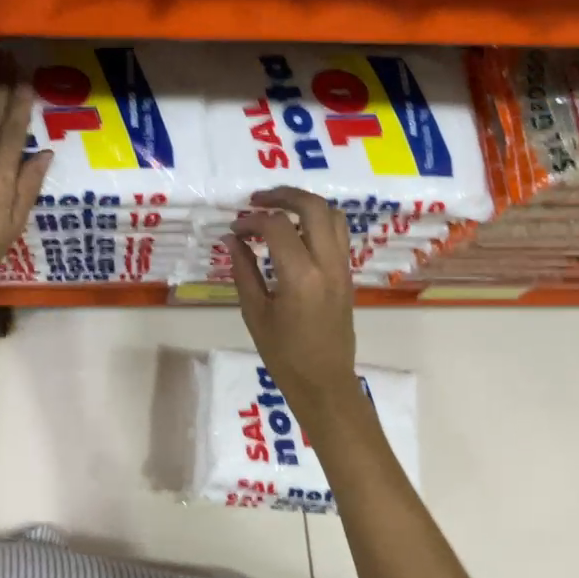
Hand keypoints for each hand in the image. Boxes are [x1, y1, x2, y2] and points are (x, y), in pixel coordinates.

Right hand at [227, 188, 361, 417]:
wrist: (324, 382)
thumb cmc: (284, 354)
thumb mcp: (255, 312)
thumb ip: (243, 270)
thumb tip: (232, 239)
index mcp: (301, 276)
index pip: (277, 226)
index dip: (251, 221)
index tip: (234, 229)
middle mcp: (327, 264)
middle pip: (314, 207)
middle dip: (284, 195)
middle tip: (258, 200)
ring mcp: (342, 267)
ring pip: (333, 215)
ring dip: (305, 205)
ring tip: (278, 210)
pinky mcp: (347, 274)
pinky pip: (338, 233)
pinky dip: (317, 222)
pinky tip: (295, 232)